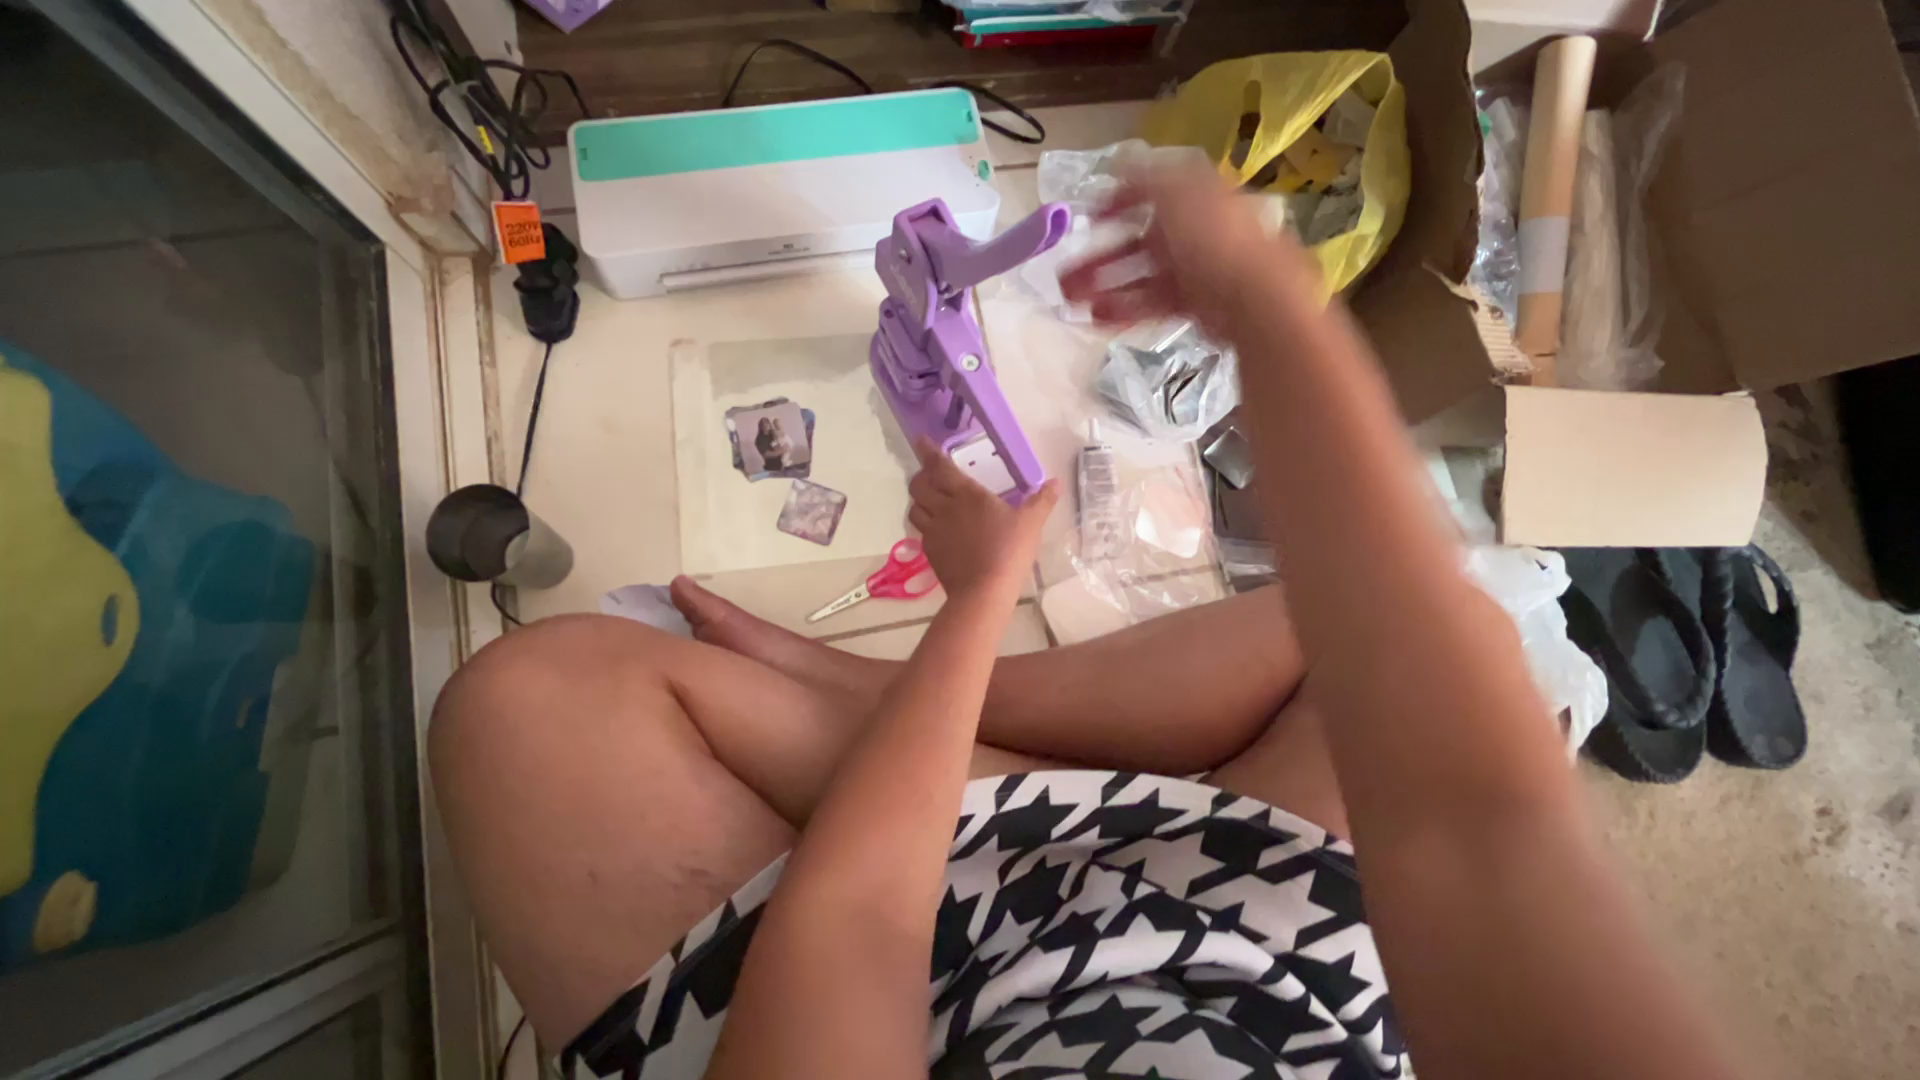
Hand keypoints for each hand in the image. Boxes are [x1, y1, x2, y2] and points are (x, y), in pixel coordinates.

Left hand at [907, 439, 1059, 598]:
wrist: (983, 590)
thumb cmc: (1008, 551)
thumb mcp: (1031, 523)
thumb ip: (1042, 500)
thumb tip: (1056, 482)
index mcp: (967, 494)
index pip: (940, 466)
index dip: (928, 451)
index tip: (920, 441)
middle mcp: (944, 508)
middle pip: (919, 485)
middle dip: (920, 476)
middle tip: (929, 475)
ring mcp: (934, 531)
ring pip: (915, 508)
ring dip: (919, 500)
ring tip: (929, 500)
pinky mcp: (930, 551)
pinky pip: (921, 531)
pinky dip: (925, 524)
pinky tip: (937, 529)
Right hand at [1058, 166, 1318, 338]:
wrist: (1256, 300)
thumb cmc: (1216, 240)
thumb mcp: (1178, 193)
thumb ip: (1145, 178)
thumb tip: (1119, 163)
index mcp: (1196, 194)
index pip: (1152, 190)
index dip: (1117, 200)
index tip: (1088, 215)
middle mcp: (1196, 229)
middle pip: (1140, 240)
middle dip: (1100, 254)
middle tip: (1065, 271)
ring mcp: (1196, 269)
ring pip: (1141, 274)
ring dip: (1103, 284)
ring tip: (1071, 298)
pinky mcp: (1196, 305)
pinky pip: (1152, 303)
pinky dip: (1124, 308)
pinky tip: (1096, 317)